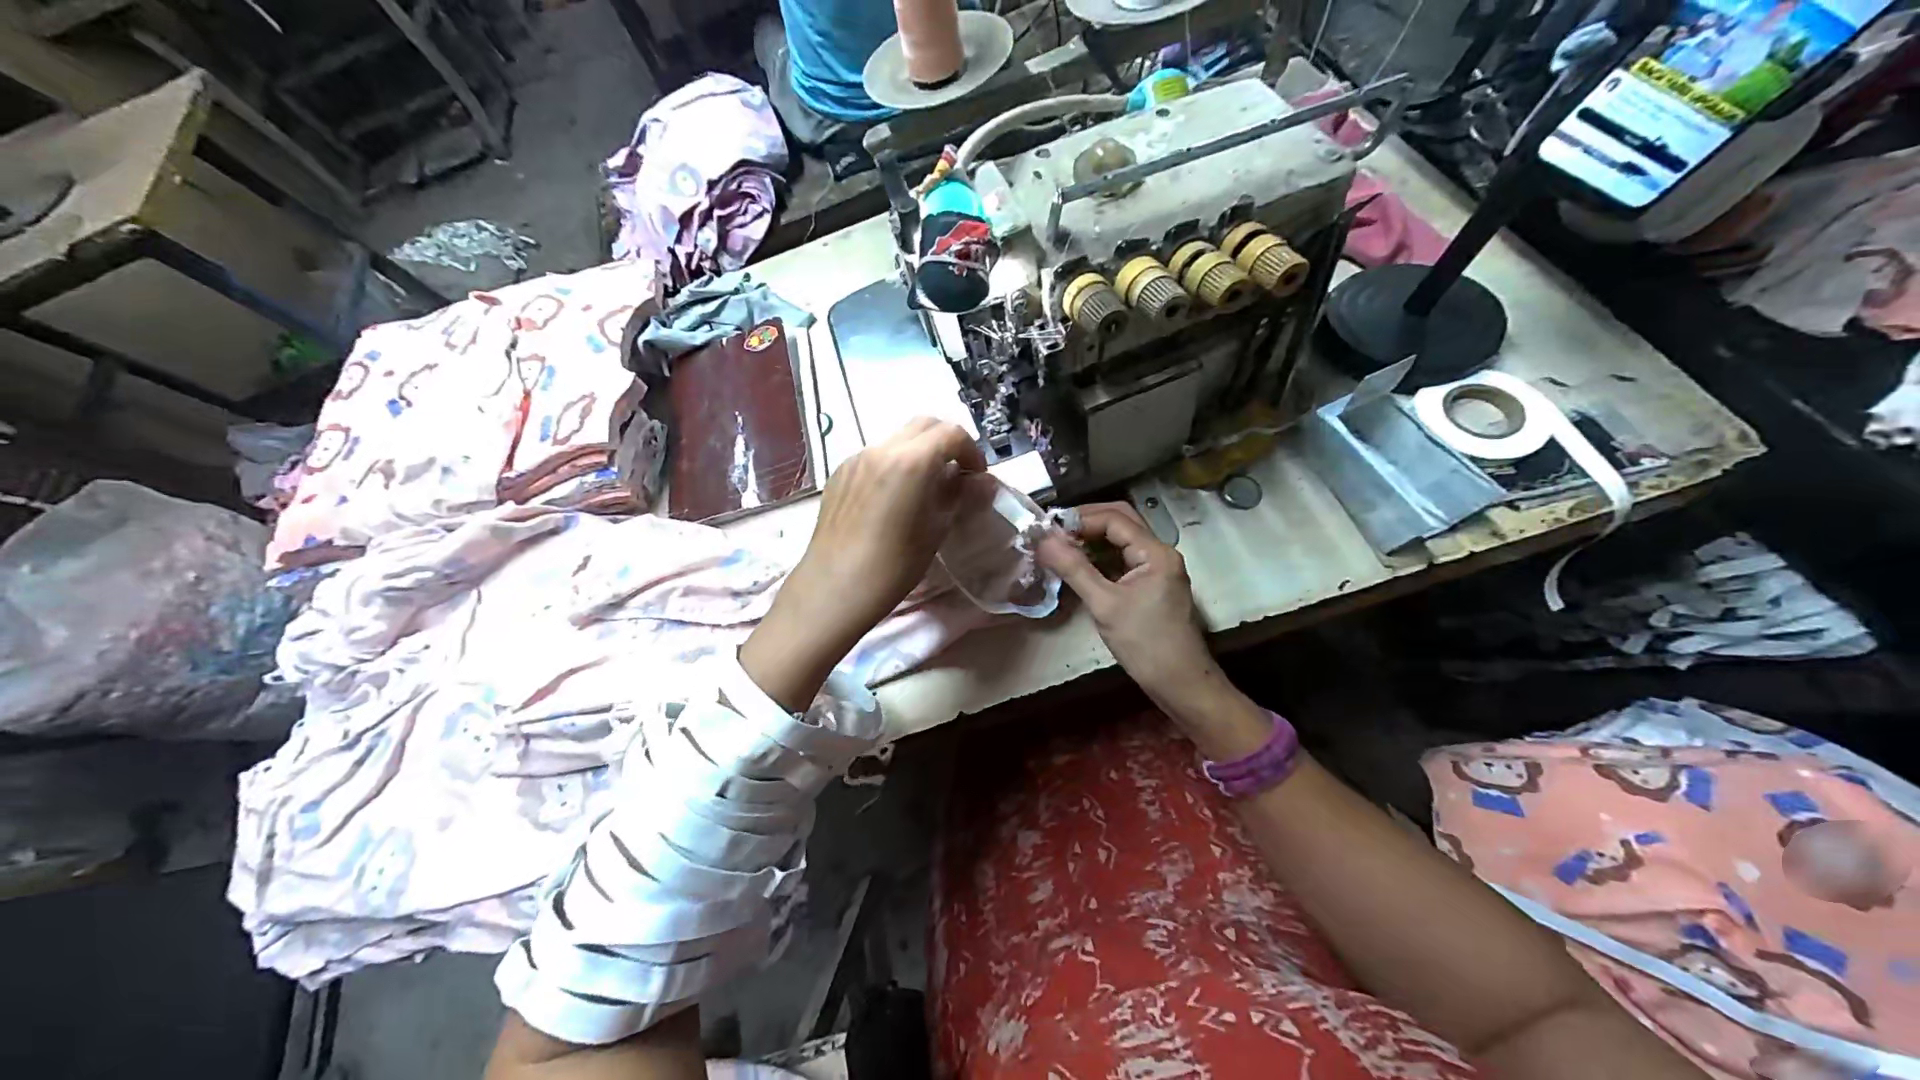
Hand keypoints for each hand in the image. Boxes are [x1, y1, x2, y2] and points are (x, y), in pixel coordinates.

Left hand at [740, 419, 985, 709]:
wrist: (835, 587)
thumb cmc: (894, 565)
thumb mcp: (936, 530)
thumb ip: (958, 496)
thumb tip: (977, 481)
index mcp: (912, 461)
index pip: (952, 434)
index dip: (972, 451)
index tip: (977, 476)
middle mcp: (882, 449)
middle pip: (924, 425)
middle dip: (946, 442)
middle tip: (956, 472)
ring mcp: (857, 459)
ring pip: (897, 439)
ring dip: (918, 452)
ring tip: (925, 487)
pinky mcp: (839, 474)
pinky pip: (875, 456)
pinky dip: (894, 464)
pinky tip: (894, 498)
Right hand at [1036, 502, 1268, 759]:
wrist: (1180, 683)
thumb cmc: (1145, 645)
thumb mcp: (1104, 605)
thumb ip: (1074, 569)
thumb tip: (1043, 539)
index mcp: (1155, 553)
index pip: (1114, 519)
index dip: (1079, 519)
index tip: (1048, 528)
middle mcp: (1159, 553)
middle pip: (1120, 522)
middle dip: (1085, 522)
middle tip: (1052, 531)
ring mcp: (1157, 569)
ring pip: (1121, 541)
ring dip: (1091, 539)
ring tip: (1058, 546)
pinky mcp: (1151, 584)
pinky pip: (1122, 560)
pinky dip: (1099, 557)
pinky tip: (1077, 565)